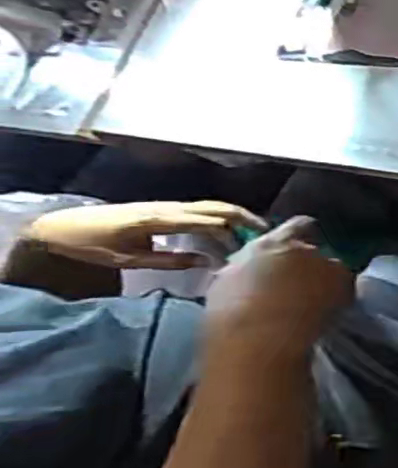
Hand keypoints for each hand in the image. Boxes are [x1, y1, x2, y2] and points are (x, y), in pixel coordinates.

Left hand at [23, 201, 265, 268]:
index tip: (247, 251)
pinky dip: (226, 216)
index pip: (211, 223)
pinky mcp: (166, 207)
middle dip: (247, 219)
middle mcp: (168, 208)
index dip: (233, 236)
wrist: (58, 227)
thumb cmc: (90, 245)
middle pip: (219, 207)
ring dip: (240, 216)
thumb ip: (169, 261)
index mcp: (160, 220)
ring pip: (215, 205)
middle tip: (269, 236)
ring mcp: (168, 205)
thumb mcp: (127, 259)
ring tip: (256, 232)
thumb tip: (208, 262)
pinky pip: (205, 208)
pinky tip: (232, 229)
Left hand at [204, 217, 351, 360]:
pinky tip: (269, 310)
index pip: (302, 224)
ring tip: (287, 296)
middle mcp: (250, 249)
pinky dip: (254, 295)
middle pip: (274, 246)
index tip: (326, 247)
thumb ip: (334, 267)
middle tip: (307, 275)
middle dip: (289, 257)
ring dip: (270, 277)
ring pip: (255, 266)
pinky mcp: (214, 296)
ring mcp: (227, 272)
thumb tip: (329, 265)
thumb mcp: (339, 282)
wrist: (255, 339)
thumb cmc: (306, 304)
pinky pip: (240, 287)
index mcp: (283, 240)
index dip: (316, 234)